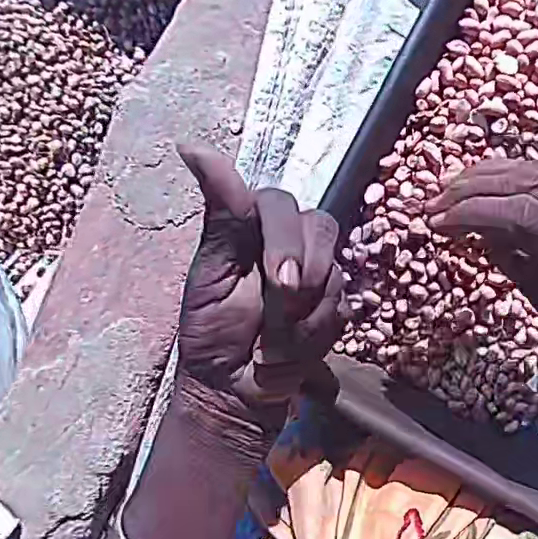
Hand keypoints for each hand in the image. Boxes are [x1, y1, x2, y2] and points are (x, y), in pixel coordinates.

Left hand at [175, 143, 345, 427]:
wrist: (236, 392)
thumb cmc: (213, 332)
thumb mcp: (211, 275)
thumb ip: (223, 217)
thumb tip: (193, 147)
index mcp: (252, 226)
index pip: (282, 204)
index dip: (285, 240)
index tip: (278, 281)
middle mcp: (288, 241)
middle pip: (320, 227)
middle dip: (304, 274)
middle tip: (280, 311)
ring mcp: (317, 271)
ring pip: (336, 269)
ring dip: (307, 312)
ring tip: (276, 337)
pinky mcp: (336, 303)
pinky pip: (344, 305)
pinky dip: (319, 331)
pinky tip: (294, 345)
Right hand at [427, 159, 537, 382]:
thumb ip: (529, 278)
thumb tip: (488, 240)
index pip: (524, 214)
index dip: (475, 213)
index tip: (437, 222)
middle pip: (534, 183)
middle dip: (477, 188)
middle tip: (436, 201)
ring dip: (498, 175)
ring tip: (457, 186)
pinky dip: (524, 179)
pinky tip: (498, 185)